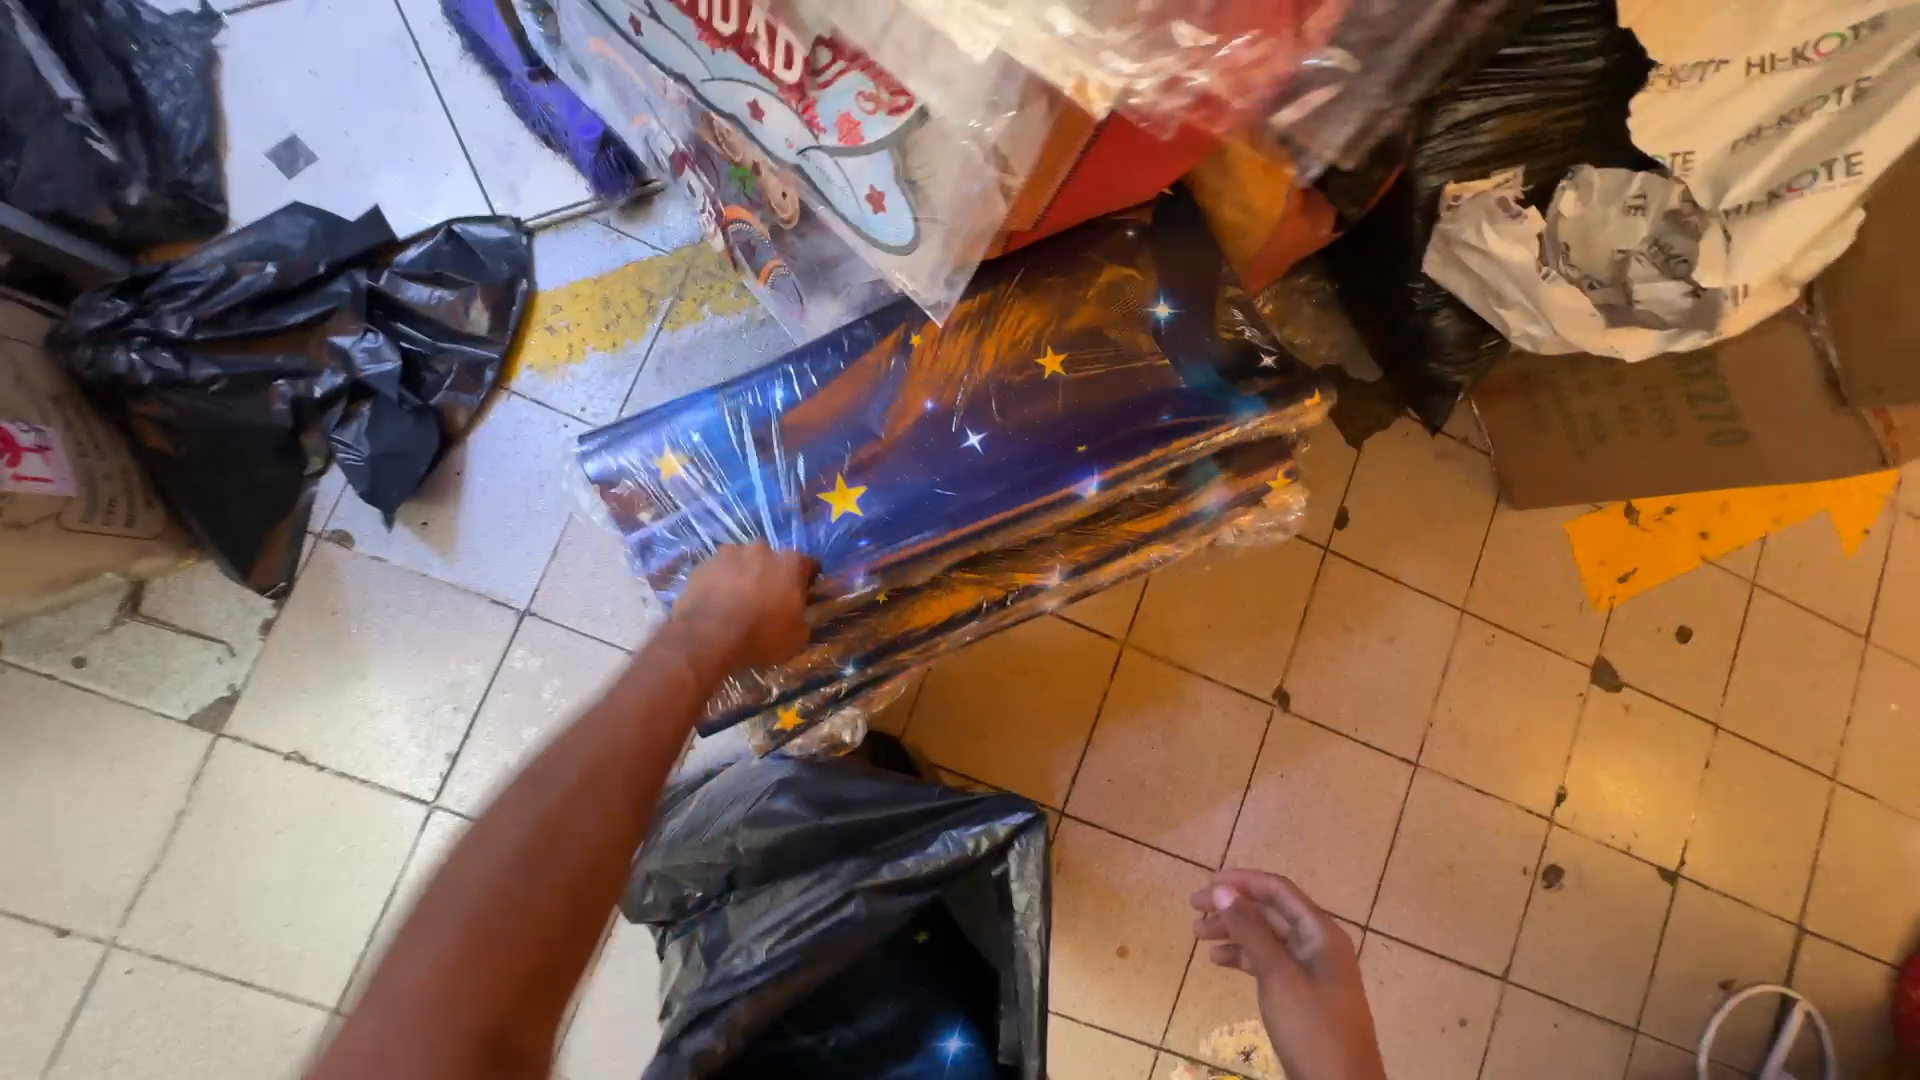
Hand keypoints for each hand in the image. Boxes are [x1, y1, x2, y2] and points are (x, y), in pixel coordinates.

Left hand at [666, 542, 815, 677]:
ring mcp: (729, 553)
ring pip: (742, 561)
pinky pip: (718, 571)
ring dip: (743, 574)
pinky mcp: (703, 564)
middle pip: (772, 559)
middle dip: (771, 574)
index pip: (808, 564)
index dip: (806, 580)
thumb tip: (797, 611)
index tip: (801, 594)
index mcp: (791, 563)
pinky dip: (719, 582)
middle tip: (767, 598)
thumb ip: (801, 616)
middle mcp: (762, 549)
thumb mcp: (797, 636)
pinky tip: (716, 602)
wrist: (707, 638)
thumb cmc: (760, 636)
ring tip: (737, 599)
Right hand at [1192, 870, 1385, 1079]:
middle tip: (1194, 908)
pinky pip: (1268, 961)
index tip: (1208, 884)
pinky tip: (1218, 960)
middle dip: (1232, 907)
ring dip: (1233, 931)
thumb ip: (1250, 929)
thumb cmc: (1313, 1031)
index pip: (1278, 891)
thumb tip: (1224, 890)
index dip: (1243, 881)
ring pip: (1266, 936)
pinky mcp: (1301, 994)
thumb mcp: (1278, 976)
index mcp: (1321, 933)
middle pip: (1270, 911)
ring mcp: (1310, 971)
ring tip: (1198, 935)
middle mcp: (1317, 945)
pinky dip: (1243, 957)